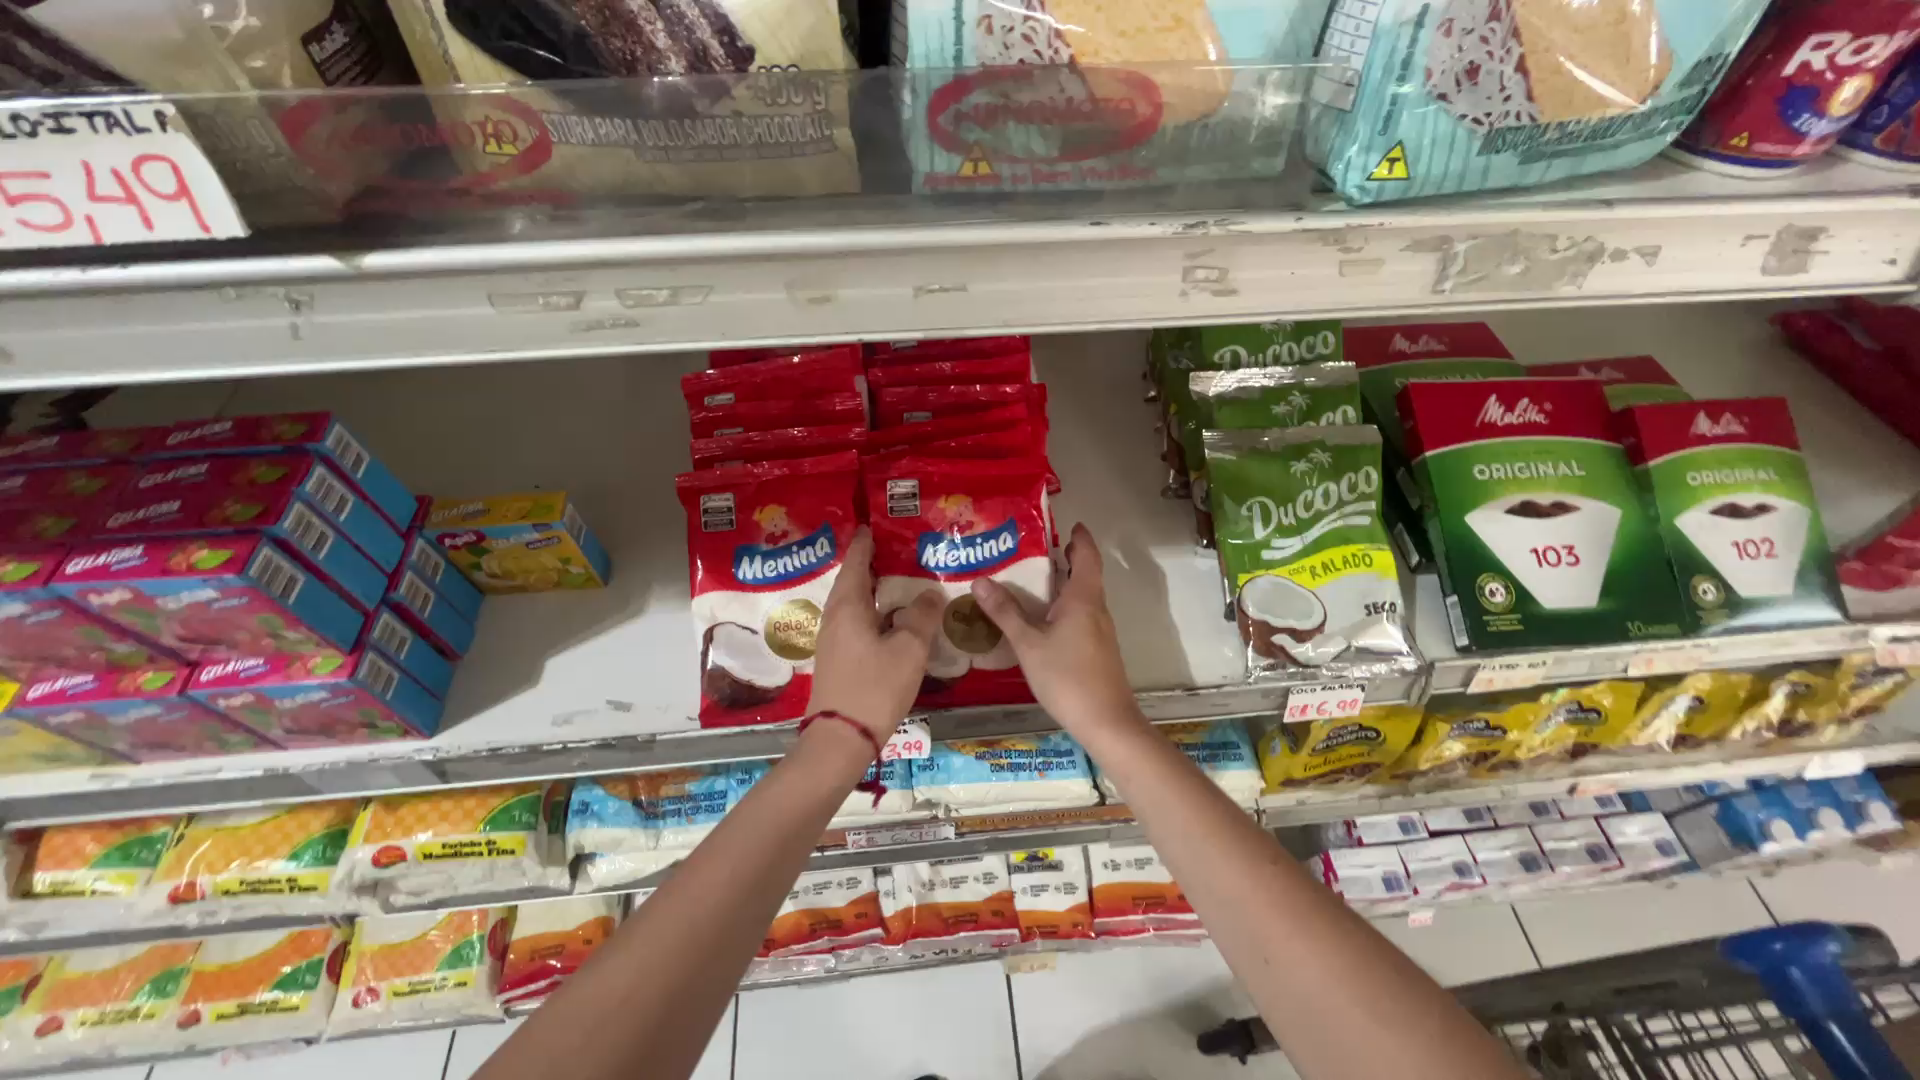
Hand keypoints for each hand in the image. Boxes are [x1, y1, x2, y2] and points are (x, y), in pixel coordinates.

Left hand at [807, 526, 942, 741]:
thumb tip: (930, 593)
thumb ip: (921, 617)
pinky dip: (873, 612)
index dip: (865, 542)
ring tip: (899, 581)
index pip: (855, 562)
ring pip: (853, 604)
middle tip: (895, 550)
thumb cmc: (874, 687)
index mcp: (848, 606)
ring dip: (873, 590)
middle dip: (870, 564)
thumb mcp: (908, 649)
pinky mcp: (838, 660)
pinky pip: (855, 623)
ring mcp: (833, 640)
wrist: (841, 738)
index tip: (873, 525)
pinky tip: (891, 620)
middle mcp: (835, 617)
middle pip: (851, 581)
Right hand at [969, 524, 1141, 736]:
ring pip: (1081, 595)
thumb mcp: (1029, 644)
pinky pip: (1079, 614)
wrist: (1106, 721)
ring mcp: (1099, 629)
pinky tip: (1040, 617)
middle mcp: (1095, 608)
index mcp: (1083, 598)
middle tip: (1033, 547)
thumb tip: (980, 581)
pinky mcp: (1096, 648)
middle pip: (1084, 573)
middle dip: (1064, 557)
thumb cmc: (1067, 677)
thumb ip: (1005, 613)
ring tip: (1028, 578)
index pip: (1086, 555)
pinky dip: (1061, 605)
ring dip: (1061, 582)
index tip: (1065, 523)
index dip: (1078, 537)